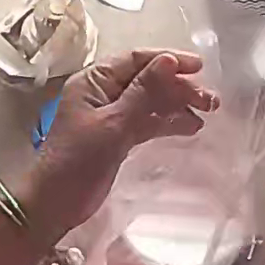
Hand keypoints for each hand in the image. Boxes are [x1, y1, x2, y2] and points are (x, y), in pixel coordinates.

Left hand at [22, 49, 218, 235]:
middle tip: (210, 100)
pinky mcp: (118, 137)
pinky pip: (147, 122)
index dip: (169, 60)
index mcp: (94, 81)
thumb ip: (143, 92)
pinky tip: (190, 127)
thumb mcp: (113, 124)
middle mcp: (102, 93)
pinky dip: (167, 123)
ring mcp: (111, 116)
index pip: (136, 60)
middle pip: (147, 80)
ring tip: (207, 113)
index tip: (200, 67)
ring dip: (178, 105)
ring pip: (150, 102)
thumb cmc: (78, 161)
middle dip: (179, 86)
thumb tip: (169, 59)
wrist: (54, 204)